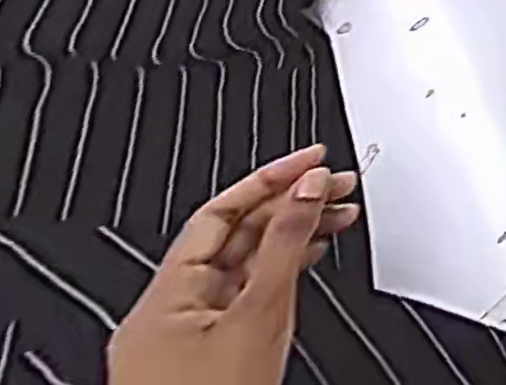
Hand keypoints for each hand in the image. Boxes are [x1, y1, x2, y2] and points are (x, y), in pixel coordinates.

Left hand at [108, 144, 361, 384]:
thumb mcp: (259, 312)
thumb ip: (285, 241)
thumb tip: (307, 185)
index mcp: (164, 299)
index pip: (220, 212)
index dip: (270, 178)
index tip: (313, 159)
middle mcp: (172, 309)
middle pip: (237, 232)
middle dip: (293, 202)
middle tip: (339, 182)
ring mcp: (192, 329)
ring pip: (249, 256)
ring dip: (297, 229)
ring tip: (341, 211)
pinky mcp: (214, 345)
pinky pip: (253, 283)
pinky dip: (288, 260)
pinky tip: (315, 249)